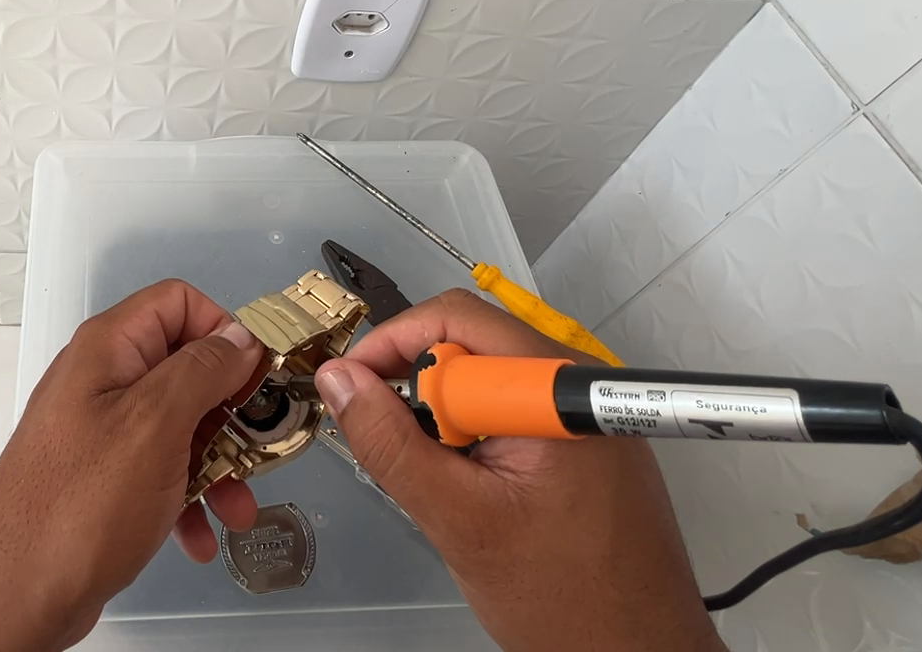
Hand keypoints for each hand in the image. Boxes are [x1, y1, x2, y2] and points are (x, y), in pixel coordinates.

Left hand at [0, 279, 263, 651]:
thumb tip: (241, 337)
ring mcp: (100, 428)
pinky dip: (185, 497)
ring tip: (237, 508)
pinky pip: (157, 469)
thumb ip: (203, 370)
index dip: (223, 330)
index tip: (255, 377)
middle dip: (228, 410)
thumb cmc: (82, 501)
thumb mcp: (156, 424)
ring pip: (178, 424)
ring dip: (216, 463)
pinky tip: (198, 535)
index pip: (179, 302)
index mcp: (111, 346)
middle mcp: (104, 377)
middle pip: (185, 366)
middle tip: (259, 447)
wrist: (11, 595)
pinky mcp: (101, 475)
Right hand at [314, 291, 723, 651]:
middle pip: (469, 338)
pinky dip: (471, 427)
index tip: (355, 389)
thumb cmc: (563, 600)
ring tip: (430, 468)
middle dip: (415, 379)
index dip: (393, 344)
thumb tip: (337, 377)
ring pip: (484, 371)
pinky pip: (508, 402)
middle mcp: (575, 379)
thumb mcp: (457, 519)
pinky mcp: (584, 438)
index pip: (454, 319)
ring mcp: (583, 410)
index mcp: (554, 386)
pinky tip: (466, 478)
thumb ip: (390, 443)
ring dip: (442, 409)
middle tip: (388, 434)